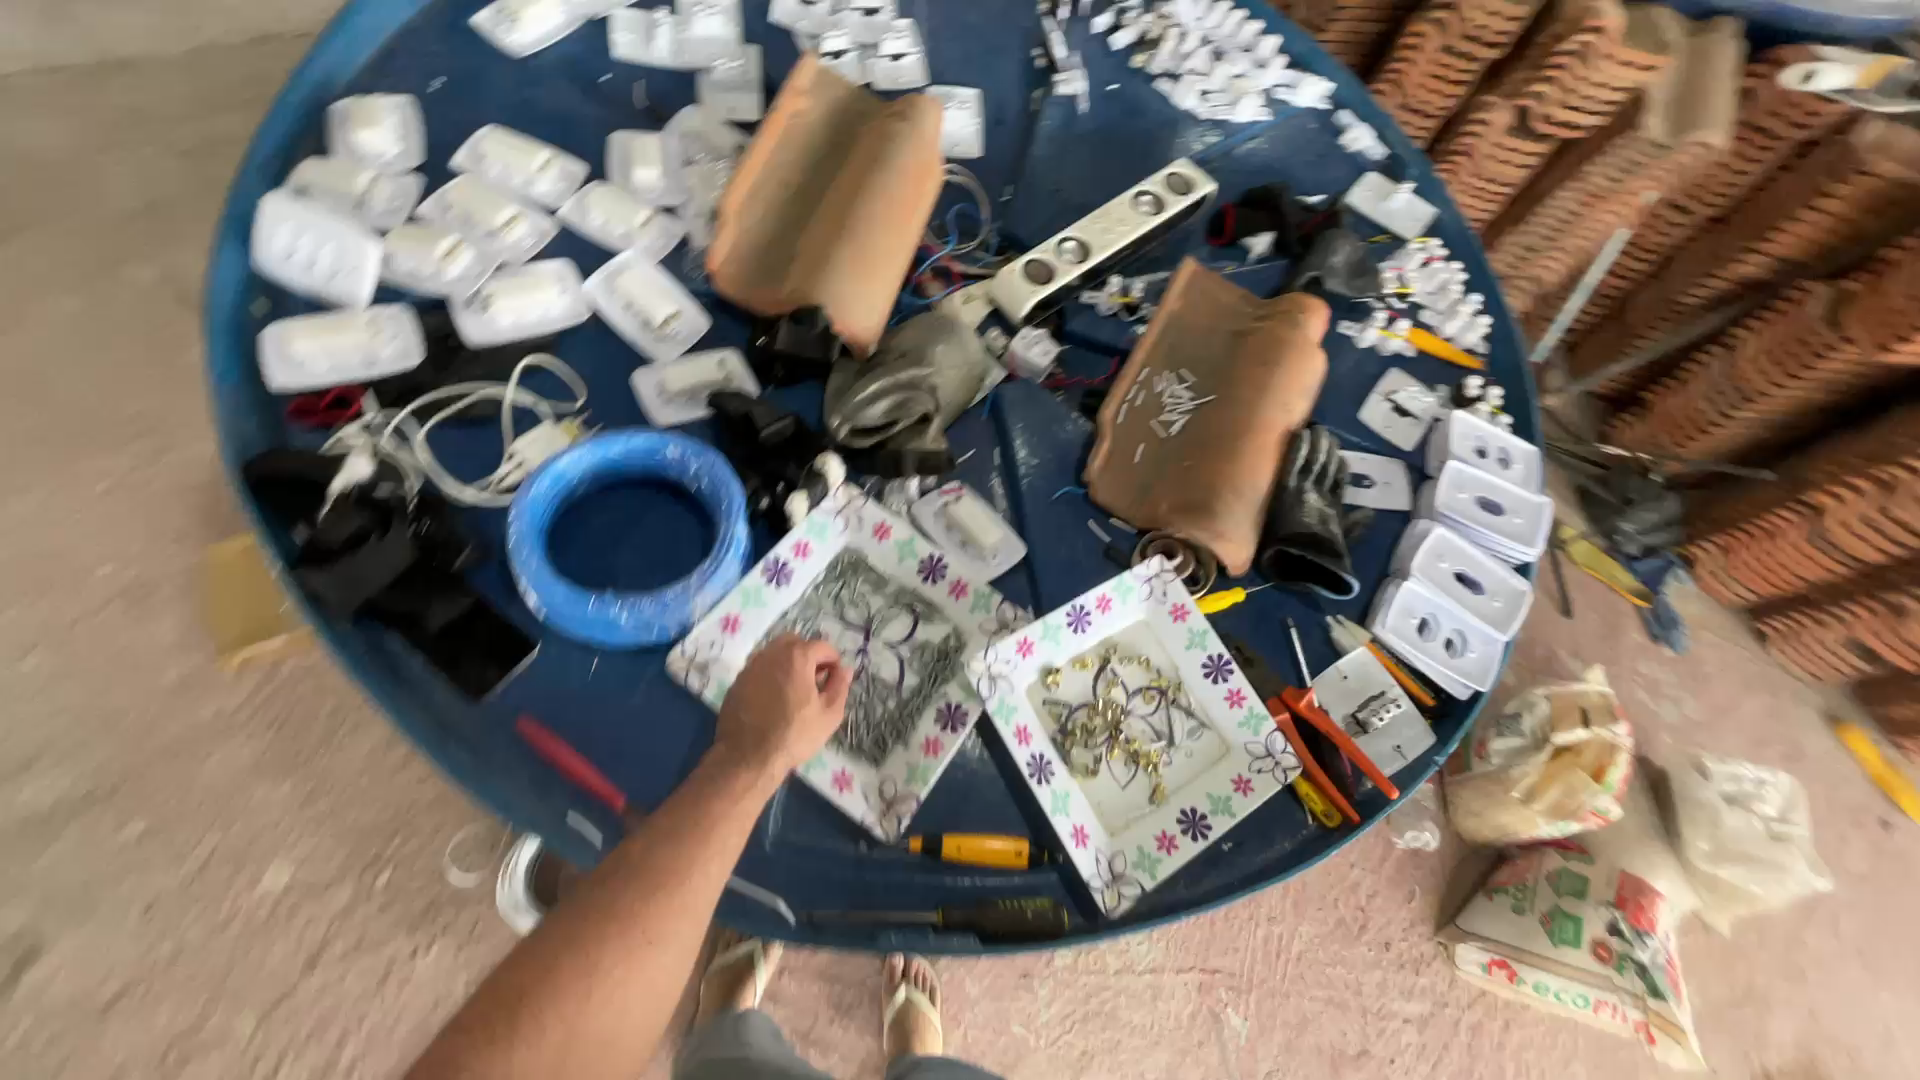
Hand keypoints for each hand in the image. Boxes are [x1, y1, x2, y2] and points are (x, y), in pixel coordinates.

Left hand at [711, 635, 852, 781]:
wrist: (747, 757)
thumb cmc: (794, 735)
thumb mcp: (829, 714)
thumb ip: (840, 686)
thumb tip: (845, 669)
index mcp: (797, 657)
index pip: (822, 646)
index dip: (834, 661)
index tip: (835, 680)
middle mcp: (771, 654)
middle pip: (795, 642)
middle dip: (809, 655)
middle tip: (815, 680)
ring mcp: (751, 667)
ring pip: (774, 653)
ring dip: (788, 664)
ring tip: (794, 690)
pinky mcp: (737, 682)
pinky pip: (760, 669)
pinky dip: (771, 675)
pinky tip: (774, 700)